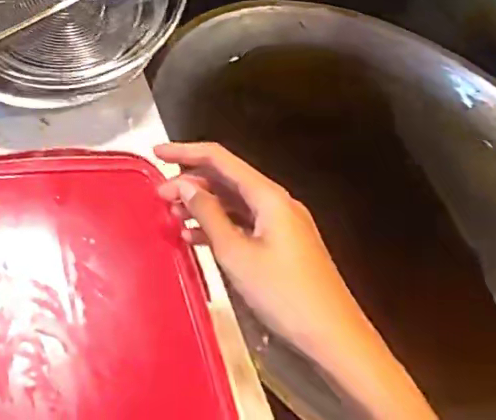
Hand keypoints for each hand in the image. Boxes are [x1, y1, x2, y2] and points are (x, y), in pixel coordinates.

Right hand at [156, 142, 435, 419]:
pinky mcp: (285, 245)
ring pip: (233, 201)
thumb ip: (207, 213)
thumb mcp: (236, 253)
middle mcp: (277, 203)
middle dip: (190, 183)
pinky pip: (244, 222)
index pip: (218, 157)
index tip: (156, 152)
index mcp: (268, 196)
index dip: (184, 151)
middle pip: (225, 178)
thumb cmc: (286, 296)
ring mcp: (283, 224)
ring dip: (202, 205)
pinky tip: (198, 239)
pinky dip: (219, 225)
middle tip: (160, 194)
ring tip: (174, 217)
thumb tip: (184, 185)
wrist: (339, 345)